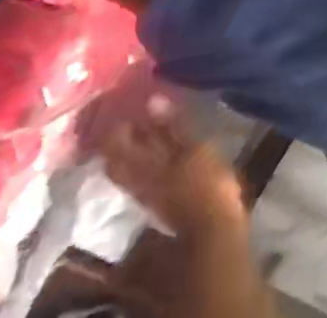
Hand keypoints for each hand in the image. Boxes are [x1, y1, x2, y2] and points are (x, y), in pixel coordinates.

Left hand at [98, 97, 246, 240]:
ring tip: (143, 124)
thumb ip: (173, 126)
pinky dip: (141, 156)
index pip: (113, 142)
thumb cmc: (205, 184)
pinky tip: (156, 146)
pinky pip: (137, 172)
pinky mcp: (156, 197)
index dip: (115, 120)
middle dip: (118, 134)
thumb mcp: (194, 149)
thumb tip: (151, 99)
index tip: (124, 98)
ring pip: (124, 165)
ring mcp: (144, 190)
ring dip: (129, 145)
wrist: (212, 227)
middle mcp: (135, 178)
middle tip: (130, 110)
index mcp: (140, 165)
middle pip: (114, 156)